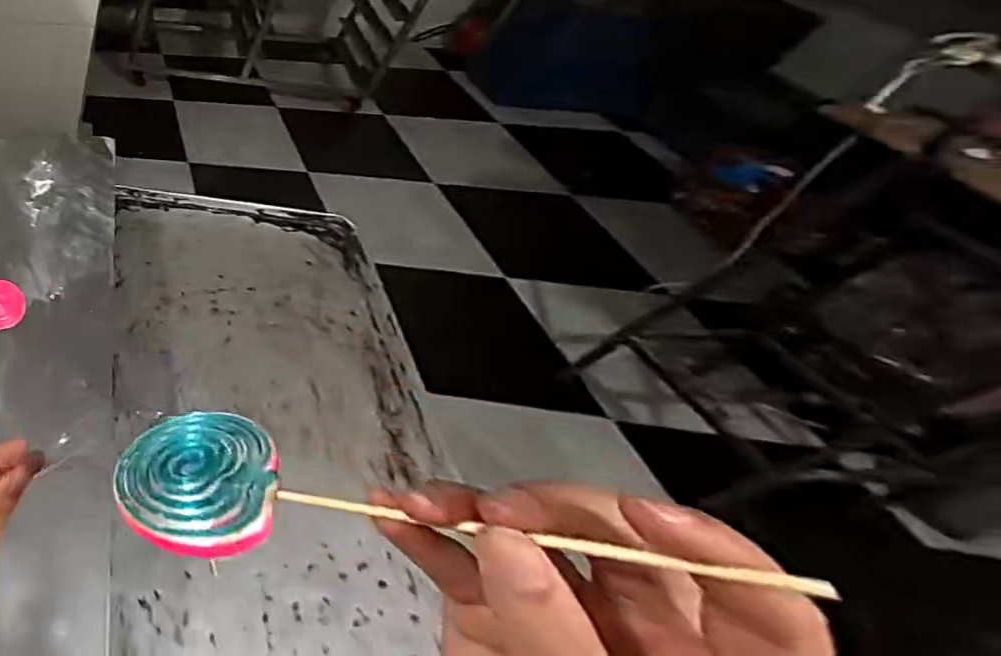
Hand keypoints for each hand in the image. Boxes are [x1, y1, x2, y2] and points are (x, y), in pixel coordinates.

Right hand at [369, 482, 833, 655]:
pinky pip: (458, 562)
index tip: (643, 515)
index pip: (753, 605)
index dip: (711, 549)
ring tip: (420, 504)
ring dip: (462, 507)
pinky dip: (422, 536)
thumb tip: (500, 539)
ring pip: (522, 535)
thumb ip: (560, 645)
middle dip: (544, 507)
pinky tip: (392, 517)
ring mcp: (556, 614)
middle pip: (610, 540)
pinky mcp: (491, 614)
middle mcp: (639, 632)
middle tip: (495, 510)